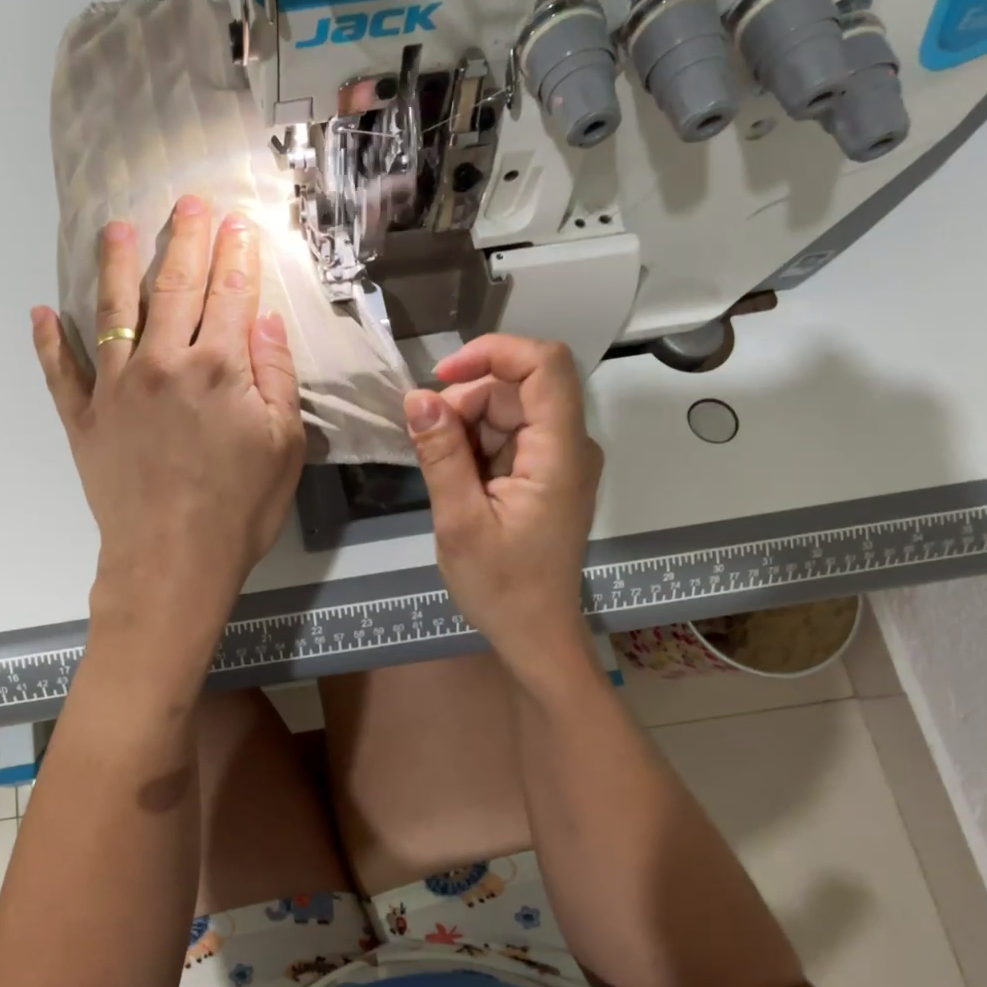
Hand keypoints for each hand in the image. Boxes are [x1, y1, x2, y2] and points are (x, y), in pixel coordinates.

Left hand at [32, 195, 304, 623]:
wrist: (172, 561)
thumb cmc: (238, 510)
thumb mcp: (284, 446)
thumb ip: (275, 378)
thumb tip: (263, 321)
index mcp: (218, 367)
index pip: (230, 293)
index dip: (237, 253)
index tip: (238, 222)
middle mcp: (163, 363)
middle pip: (174, 286)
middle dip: (184, 239)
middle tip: (187, 203)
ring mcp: (116, 388)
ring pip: (114, 311)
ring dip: (115, 264)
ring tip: (116, 227)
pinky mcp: (83, 418)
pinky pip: (60, 372)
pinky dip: (49, 343)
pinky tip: (41, 314)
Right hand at [405, 335, 602, 665]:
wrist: (536, 634)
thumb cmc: (501, 588)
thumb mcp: (460, 522)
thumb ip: (441, 455)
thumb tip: (417, 397)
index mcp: (559, 455)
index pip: (545, 365)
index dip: (493, 352)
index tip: (442, 377)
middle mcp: (569, 446)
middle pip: (521, 385)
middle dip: (468, 397)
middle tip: (429, 442)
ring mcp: (560, 459)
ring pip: (512, 407)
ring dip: (468, 422)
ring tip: (443, 470)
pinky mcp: (547, 473)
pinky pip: (511, 434)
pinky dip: (477, 443)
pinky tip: (457, 477)